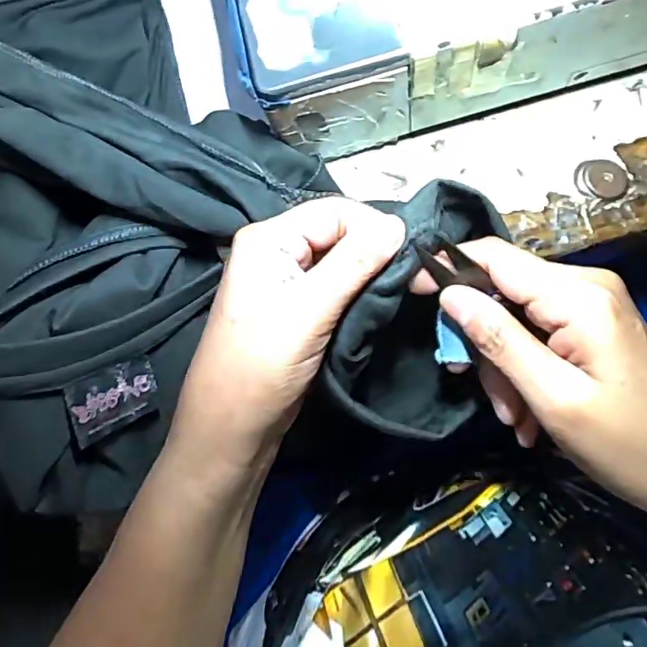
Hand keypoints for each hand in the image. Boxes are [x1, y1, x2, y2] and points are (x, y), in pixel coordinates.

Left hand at [174, 198, 404, 463]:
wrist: (230, 435)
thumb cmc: (261, 368)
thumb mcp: (309, 311)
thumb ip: (354, 263)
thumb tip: (398, 224)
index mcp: (269, 239)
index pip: (335, 212)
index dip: (374, 227)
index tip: (411, 255)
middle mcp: (277, 250)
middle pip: (340, 231)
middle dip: (377, 249)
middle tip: (416, 274)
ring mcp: (288, 278)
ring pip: (343, 258)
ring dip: (373, 270)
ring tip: (407, 286)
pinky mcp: (299, 305)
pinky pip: (338, 282)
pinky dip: (362, 288)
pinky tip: (383, 299)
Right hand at [433, 238, 646, 531]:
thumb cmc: (629, 445)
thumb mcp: (554, 398)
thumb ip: (499, 340)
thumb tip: (449, 293)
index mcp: (577, 294)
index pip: (496, 257)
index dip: (448, 266)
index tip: (410, 290)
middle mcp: (585, 285)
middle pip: (505, 292)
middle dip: (488, 346)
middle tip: (495, 403)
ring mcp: (593, 303)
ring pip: (519, 318)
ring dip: (507, 369)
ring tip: (521, 421)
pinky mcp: (595, 323)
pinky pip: (542, 333)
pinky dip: (528, 370)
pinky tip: (536, 415)